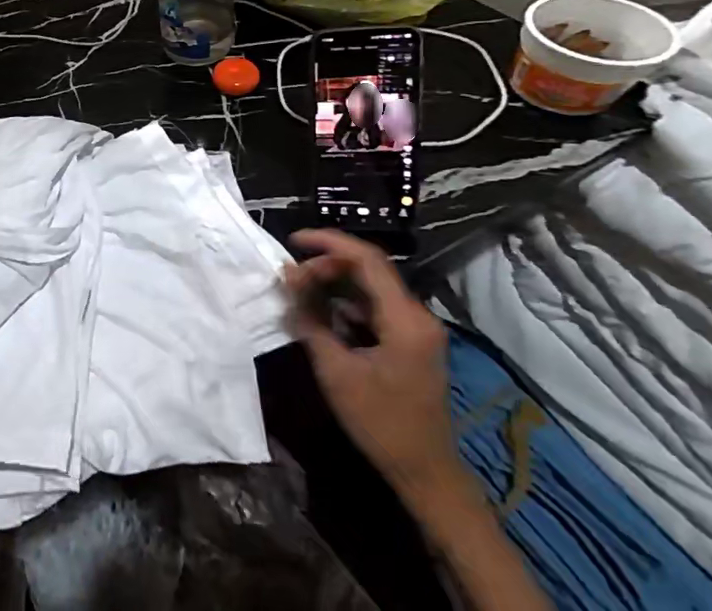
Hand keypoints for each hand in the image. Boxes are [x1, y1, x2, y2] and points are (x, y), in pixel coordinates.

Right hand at [284, 230, 471, 509]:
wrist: (424, 471)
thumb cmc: (380, 423)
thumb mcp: (337, 372)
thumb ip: (310, 321)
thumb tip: (287, 280)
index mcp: (405, 317)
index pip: (367, 259)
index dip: (328, 243)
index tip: (294, 240)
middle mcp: (417, 314)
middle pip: (370, 269)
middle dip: (328, 265)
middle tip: (292, 277)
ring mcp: (417, 327)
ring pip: (372, 288)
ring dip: (336, 284)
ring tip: (301, 290)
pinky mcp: (411, 340)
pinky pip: (377, 308)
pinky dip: (348, 304)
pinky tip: (323, 314)